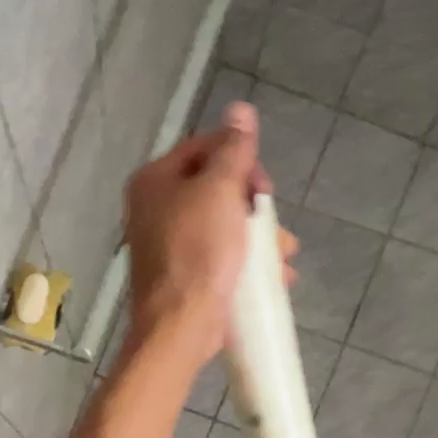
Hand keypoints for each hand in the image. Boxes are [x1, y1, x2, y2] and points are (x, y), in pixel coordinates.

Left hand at [122, 102, 297, 373]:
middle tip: (275, 228)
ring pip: (222, 225)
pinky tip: (274, 276)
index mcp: (153, 181)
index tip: (265, 189)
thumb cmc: (198, 254)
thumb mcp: (220, 191)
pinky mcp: (181, 276)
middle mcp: (153, 209)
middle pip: (216, 188)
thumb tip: (240, 110)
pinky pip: (218, 257)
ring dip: (258, 238)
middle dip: (254, 208)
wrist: (179, 327)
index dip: (242, 160)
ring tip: (284, 257)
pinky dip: (245, 262)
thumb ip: (233, 150)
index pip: (205, 148)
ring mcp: (166, 245)